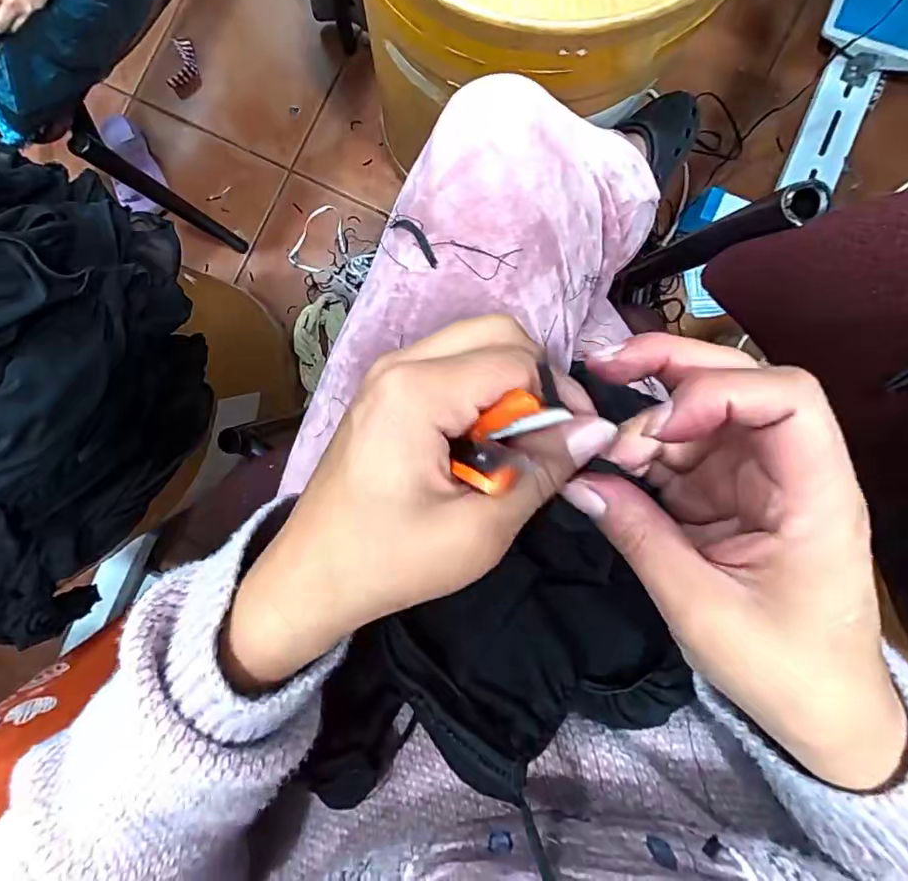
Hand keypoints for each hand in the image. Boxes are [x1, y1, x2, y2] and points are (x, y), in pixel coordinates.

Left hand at [221, 315, 618, 692]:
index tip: (568, 447)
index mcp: (417, 390)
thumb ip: (542, 471)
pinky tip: (479, 440)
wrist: (310, 576)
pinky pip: (453, 363)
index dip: (556, 401)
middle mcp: (401, 362)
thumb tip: (597, 429)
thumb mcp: (479, 530)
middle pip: (498, 332)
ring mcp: (389, 370)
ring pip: (476, 342)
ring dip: (509, 384)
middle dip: (536, 378)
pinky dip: (481, 390)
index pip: (517, 361)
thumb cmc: (388, 560)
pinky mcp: (388, 386)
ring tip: (513, 442)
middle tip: (546, 436)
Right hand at [566, 335, 907, 790]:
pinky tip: (607, 456)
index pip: (787, 398)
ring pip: (703, 407)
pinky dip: (641, 447)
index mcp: (816, 493)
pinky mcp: (726, 491)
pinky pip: (680, 450)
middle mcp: (789, 467)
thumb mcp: (701, 611)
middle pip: (740, 381)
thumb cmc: (784, 670)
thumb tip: (579, 482)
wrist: (823, 715)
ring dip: (647, 404)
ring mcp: (755, 475)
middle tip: (606, 364)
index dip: (718, 390)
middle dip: (671, 363)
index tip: (657, 425)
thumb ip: (638, 536)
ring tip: (595, 411)